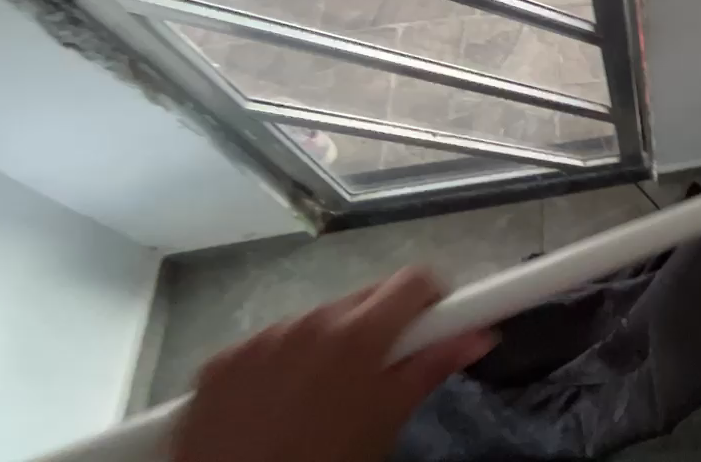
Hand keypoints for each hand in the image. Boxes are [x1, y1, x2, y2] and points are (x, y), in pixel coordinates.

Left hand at [173, 267, 495, 461]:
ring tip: (322, 395)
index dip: (431, 297)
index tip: (434, 323)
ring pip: (319, 317)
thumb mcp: (386, 421)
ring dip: (331, 340)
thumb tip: (480, 335)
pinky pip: (269, 341)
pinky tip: (276, 404)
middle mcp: (312, 319)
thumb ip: (432, 367)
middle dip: (381, 322)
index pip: (415, 279)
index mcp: (360, 334)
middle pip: (367, 296)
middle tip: (381, 369)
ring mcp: (261, 338)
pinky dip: (282, 360)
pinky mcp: (220, 360)